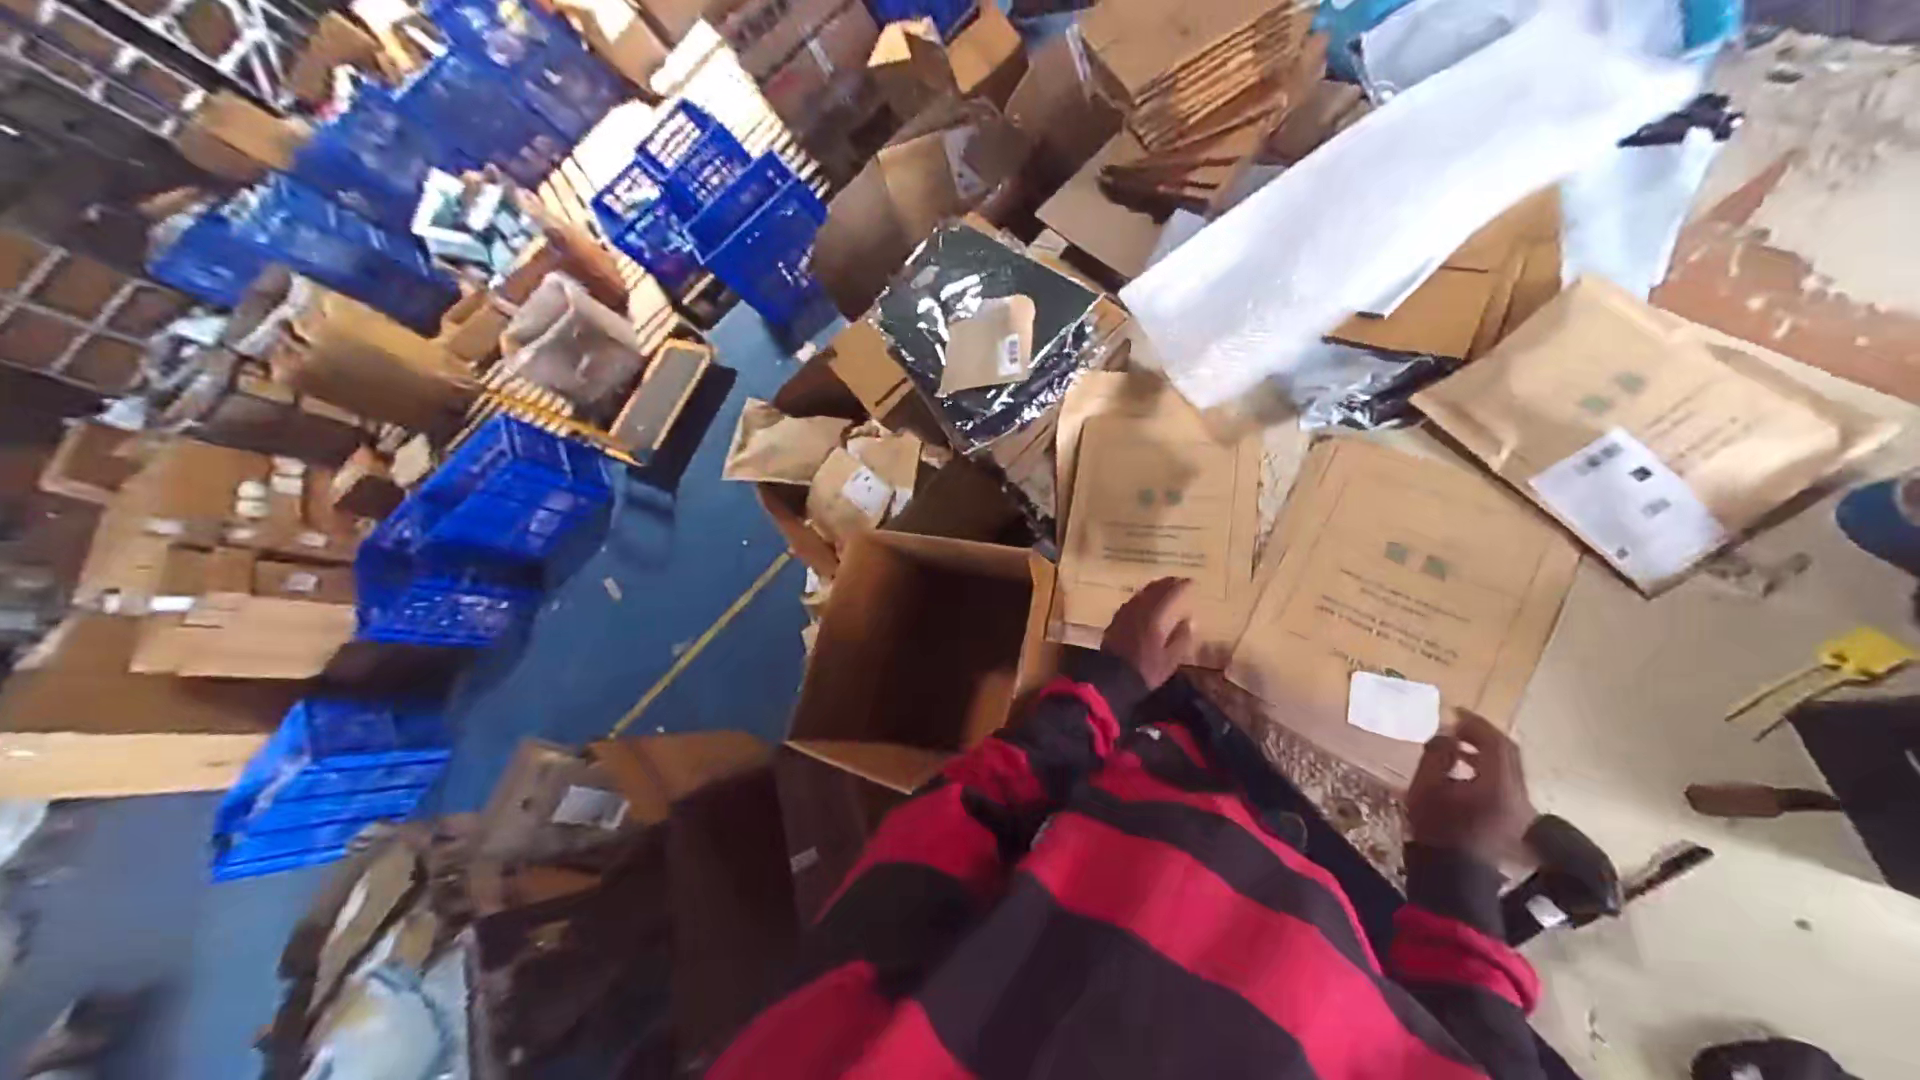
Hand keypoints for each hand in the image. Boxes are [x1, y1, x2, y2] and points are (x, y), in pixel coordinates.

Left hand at [1101, 577, 1195, 689]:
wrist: (1112, 678)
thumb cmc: (1145, 670)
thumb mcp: (1171, 659)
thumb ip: (1181, 637)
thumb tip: (1189, 620)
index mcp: (1153, 616)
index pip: (1169, 594)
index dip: (1181, 586)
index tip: (1191, 582)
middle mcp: (1137, 610)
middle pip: (1153, 589)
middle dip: (1167, 583)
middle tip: (1178, 580)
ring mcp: (1124, 614)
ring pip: (1140, 593)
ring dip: (1153, 587)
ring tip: (1163, 586)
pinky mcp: (1115, 621)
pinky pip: (1131, 602)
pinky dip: (1141, 597)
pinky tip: (1144, 601)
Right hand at [1407, 709, 1536, 865]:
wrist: (1453, 872)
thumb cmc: (1435, 828)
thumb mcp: (1425, 787)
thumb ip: (1437, 755)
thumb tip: (1446, 735)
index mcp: (1498, 787)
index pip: (1496, 744)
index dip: (1476, 723)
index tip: (1454, 712)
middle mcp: (1520, 796)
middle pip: (1509, 753)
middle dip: (1483, 734)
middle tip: (1456, 724)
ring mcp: (1522, 808)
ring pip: (1510, 767)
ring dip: (1486, 750)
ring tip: (1457, 744)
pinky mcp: (1516, 815)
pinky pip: (1507, 781)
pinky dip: (1489, 766)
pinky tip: (1466, 767)